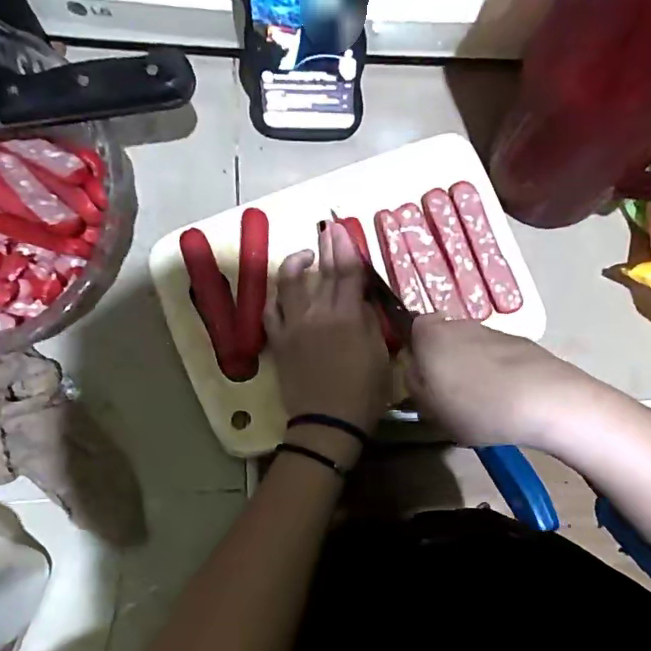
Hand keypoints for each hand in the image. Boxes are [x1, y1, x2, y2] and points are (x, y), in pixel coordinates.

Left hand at [266, 222, 390, 434]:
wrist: (327, 422)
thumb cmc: (364, 393)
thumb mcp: (380, 354)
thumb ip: (370, 320)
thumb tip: (362, 298)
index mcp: (348, 316)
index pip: (347, 270)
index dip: (345, 246)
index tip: (342, 228)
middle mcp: (317, 313)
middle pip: (321, 271)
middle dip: (325, 246)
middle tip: (327, 229)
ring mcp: (293, 326)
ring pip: (288, 283)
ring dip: (296, 264)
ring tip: (304, 257)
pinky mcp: (278, 341)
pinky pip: (270, 311)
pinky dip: (276, 297)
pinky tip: (283, 292)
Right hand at [407, 317, 597, 448]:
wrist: (546, 402)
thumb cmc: (475, 406)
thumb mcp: (429, 407)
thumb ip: (415, 384)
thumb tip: (417, 370)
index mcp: (432, 335)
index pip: (415, 327)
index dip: (418, 350)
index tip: (423, 376)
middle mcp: (462, 324)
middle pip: (447, 339)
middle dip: (447, 361)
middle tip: (450, 396)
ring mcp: (497, 333)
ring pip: (475, 349)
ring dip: (475, 370)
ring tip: (483, 405)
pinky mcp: (526, 345)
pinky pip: (502, 360)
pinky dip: (501, 376)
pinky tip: (508, 403)